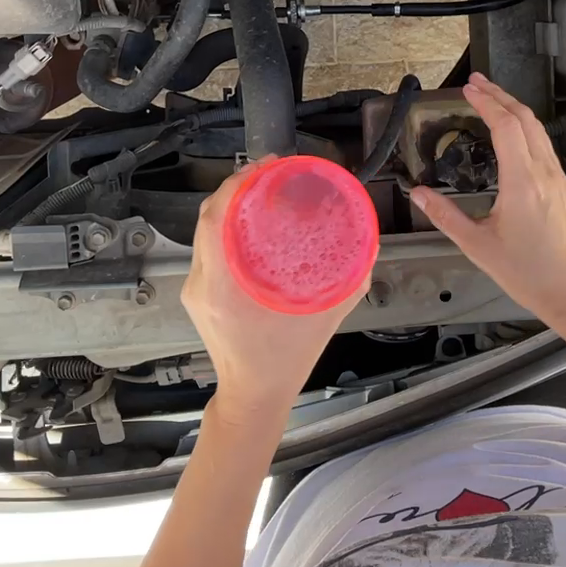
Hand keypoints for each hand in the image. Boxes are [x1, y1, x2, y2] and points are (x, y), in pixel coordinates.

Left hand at [182, 157, 363, 410]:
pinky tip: (250, 223)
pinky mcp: (198, 293)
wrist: (253, 399)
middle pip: (207, 217)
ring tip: (262, 191)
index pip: (215, 217)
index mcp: (221, 284)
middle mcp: (201, 281)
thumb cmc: (284, 362)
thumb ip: (350, 282)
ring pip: (205, 230)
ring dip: (230, 205)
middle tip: (269, 172)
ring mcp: (195, 287)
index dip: (236, 184)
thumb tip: (369, 244)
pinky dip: (225, 227)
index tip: (264, 167)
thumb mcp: (324, 318)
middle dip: (236, 187)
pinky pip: (207, 248)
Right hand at [410, 74, 565, 322]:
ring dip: (513, 107)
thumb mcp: (477, 247)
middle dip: (499, 95)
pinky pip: (543, 143)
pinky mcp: (562, 186)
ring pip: (538, 128)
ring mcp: (557, 177)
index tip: (467, 89)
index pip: (506, 127)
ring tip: (490, 96)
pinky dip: (524, 125)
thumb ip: (445, 216)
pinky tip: (511, 129)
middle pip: (524, 119)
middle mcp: (543, 172)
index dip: (486, 104)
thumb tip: (418, 194)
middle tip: (475, 82)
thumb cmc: (525, 272)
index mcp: (522, 182)